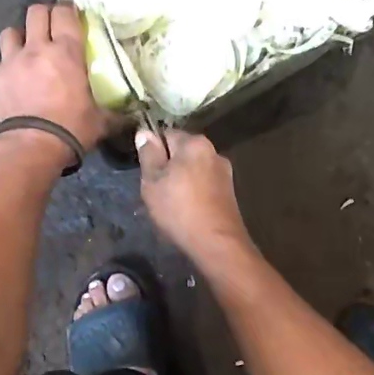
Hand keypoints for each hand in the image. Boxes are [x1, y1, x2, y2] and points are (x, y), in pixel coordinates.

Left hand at [0, 4, 110, 162]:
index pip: (65, 14)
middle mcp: (36, 49)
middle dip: (43, 15)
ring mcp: (11, 62)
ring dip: (16, 37)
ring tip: (22, 48)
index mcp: (66, 53)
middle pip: (35, 13)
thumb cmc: (71, 130)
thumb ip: (116, 115)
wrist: (31, 148)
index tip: (73, 15)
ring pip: (8, 33)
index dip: (69, 10)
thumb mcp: (101, 122)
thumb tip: (135, 118)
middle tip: (50, 27)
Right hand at [135, 128, 252, 260]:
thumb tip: (144, 132)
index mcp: (195, 143)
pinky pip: (204, 184)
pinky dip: (194, 192)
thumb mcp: (153, 181)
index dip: (153, 151)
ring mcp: (224, 172)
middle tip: (156, 190)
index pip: (167, 134)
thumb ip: (148, 154)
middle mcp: (214, 151)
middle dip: (168, 166)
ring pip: (193, 169)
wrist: (216, 242)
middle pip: (182, 152)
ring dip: (181, 180)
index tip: (147, 172)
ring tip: (171, 203)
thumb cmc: (178, 208)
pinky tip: (187, 210)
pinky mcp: (229, 192)